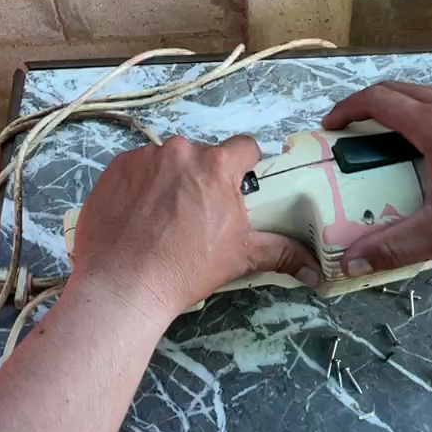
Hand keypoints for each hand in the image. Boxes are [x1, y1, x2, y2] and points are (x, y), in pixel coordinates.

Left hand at [69, 135, 319, 321]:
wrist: (121, 284)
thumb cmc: (185, 269)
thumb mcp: (240, 257)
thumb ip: (281, 252)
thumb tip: (316, 270)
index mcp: (216, 165)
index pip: (245, 147)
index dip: (246, 167)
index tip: (239, 188)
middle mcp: (180, 150)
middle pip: (203, 156)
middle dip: (204, 177)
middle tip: (198, 213)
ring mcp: (144, 156)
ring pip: (168, 160)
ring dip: (170, 179)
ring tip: (162, 218)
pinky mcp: (115, 167)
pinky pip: (136, 168)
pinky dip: (139, 185)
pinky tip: (136, 215)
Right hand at [323, 82, 431, 273]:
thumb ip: (391, 246)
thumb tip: (350, 264)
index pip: (379, 100)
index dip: (347, 109)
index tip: (330, 127)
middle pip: (398, 89)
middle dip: (367, 104)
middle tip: (350, 131)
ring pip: (423, 94)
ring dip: (396, 107)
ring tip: (382, 138)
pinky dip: (420, 114)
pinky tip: (425, 149)